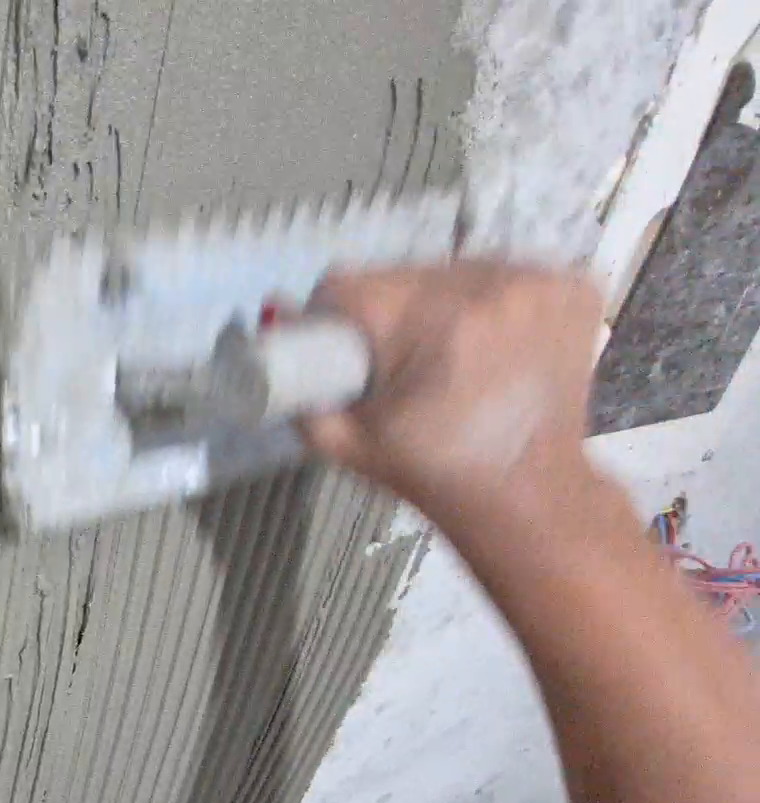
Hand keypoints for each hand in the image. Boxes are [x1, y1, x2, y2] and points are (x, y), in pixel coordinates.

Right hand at [298, 262, 606, 526]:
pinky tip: (475, 335)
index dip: (325, 315)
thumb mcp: (338, 441)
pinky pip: (496, 274)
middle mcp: (492, 287)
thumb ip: (293, 387)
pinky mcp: (572, 284)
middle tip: (382, 355)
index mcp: (433, 323)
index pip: (346, 285)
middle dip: (378, 309)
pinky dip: (476, 299)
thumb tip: (273, 318)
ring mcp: (540, 282)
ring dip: (426, 300)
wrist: (526, 489)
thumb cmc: (424, 467)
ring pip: (445, 269)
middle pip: (396, 274)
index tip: (333, 346)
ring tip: (429, 346)